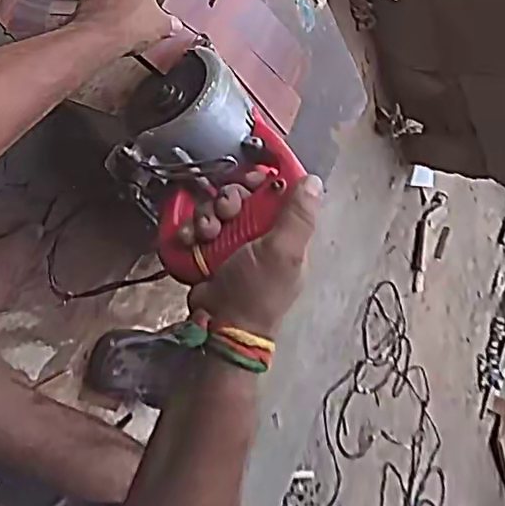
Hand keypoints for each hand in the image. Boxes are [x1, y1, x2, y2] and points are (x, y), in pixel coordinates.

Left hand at [73, 0, 178, 51]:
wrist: (100, 38)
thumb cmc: (129, 24)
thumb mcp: (161, 26)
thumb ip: (169, 22)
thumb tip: (173, 26)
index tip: (149, 9)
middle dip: (127, 0)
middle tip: (134, 19)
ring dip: (111, 8)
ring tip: (120, 28)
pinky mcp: (80, 4)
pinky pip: (93, 10)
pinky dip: (98, 19)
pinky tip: (106, 32)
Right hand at [185, 175, 321, 337]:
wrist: (220, 324)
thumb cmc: (258, 291)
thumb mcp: (283, 253)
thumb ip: (298, 217)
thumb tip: (314, 181)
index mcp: (283, 231)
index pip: (273, 190)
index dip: (259, 181)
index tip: (249, 183)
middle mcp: (257, 232)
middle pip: (239, 194)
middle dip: (228, 200)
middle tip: (225, 214)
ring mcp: (230, 240)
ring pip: (214, 208)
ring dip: (206, 217)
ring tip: (206, 235)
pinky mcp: (206, 248)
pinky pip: (195, 225)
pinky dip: (191, 230)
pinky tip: (192, 241)